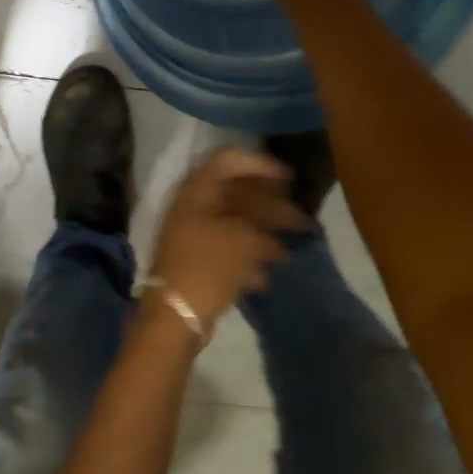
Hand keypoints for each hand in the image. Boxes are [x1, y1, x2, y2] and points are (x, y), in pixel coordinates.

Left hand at [147, 148, 311, 329]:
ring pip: (234, 222)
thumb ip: (266, 218)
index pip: (230, 159)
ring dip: (262, 233)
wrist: (174, 314)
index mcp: (198, 189)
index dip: (261, 164)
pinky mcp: (196, 259)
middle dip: (270, 205)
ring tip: (286, 249)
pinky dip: (247, 257)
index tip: (289, 179)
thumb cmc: (208, 266)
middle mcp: (192, 205)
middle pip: (236, 193)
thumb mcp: (244, 238)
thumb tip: (282, 211)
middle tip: (298, 217)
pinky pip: (227, 248)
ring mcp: (192, 232)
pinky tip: (264, 275)